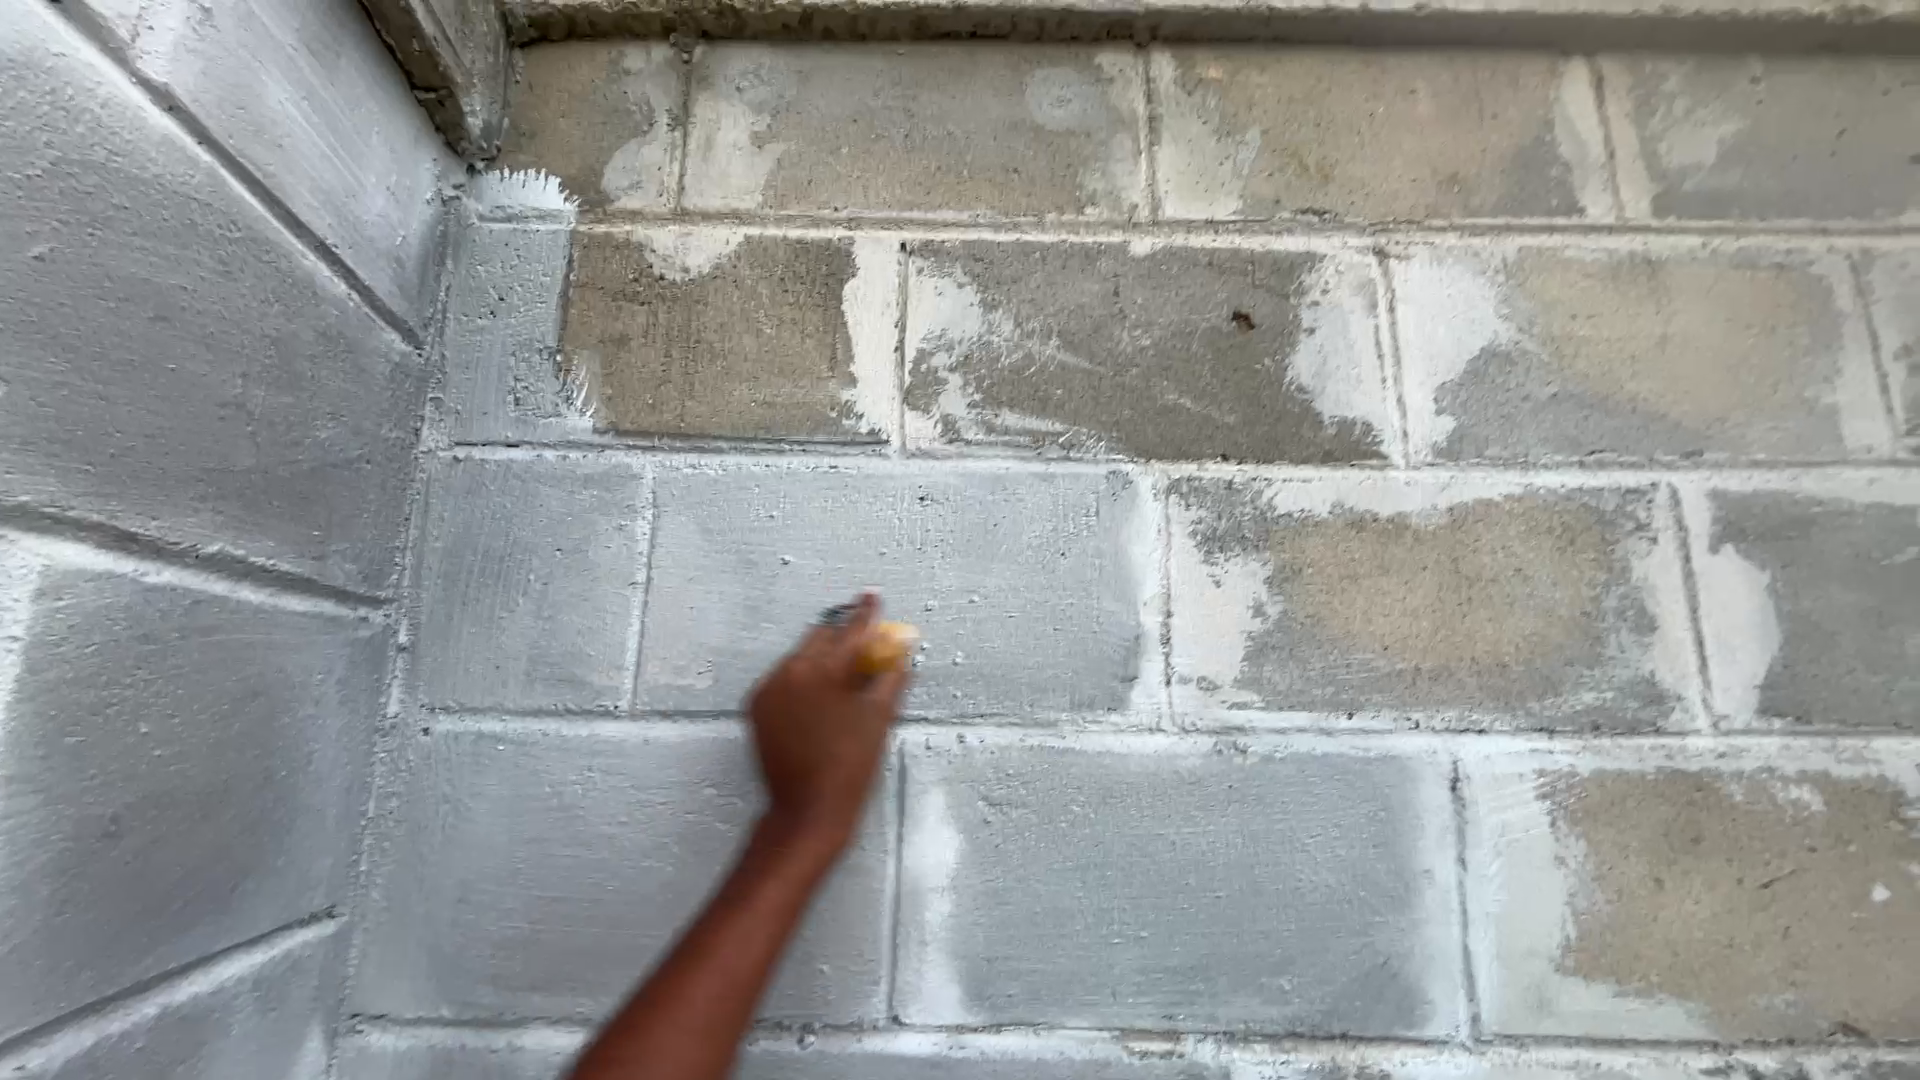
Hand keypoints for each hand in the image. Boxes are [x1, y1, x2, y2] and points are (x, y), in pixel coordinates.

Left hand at [746, 592, 910, 845]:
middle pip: (820, 637)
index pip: (850, 630)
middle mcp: (789, 671)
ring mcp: (769, 688)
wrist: (808, 809)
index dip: (865, 612)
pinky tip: (820, 691)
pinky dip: (803, 677)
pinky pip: (784, 677)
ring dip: (822, 655)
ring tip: (843, 668)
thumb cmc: (852, 764)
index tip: (871, 596)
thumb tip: (899, 652)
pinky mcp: (758, 706)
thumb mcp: (879, 716)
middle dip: (842, 634)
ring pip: (800, 656)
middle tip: (862, 636)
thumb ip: (890, 676)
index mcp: (823, 669)